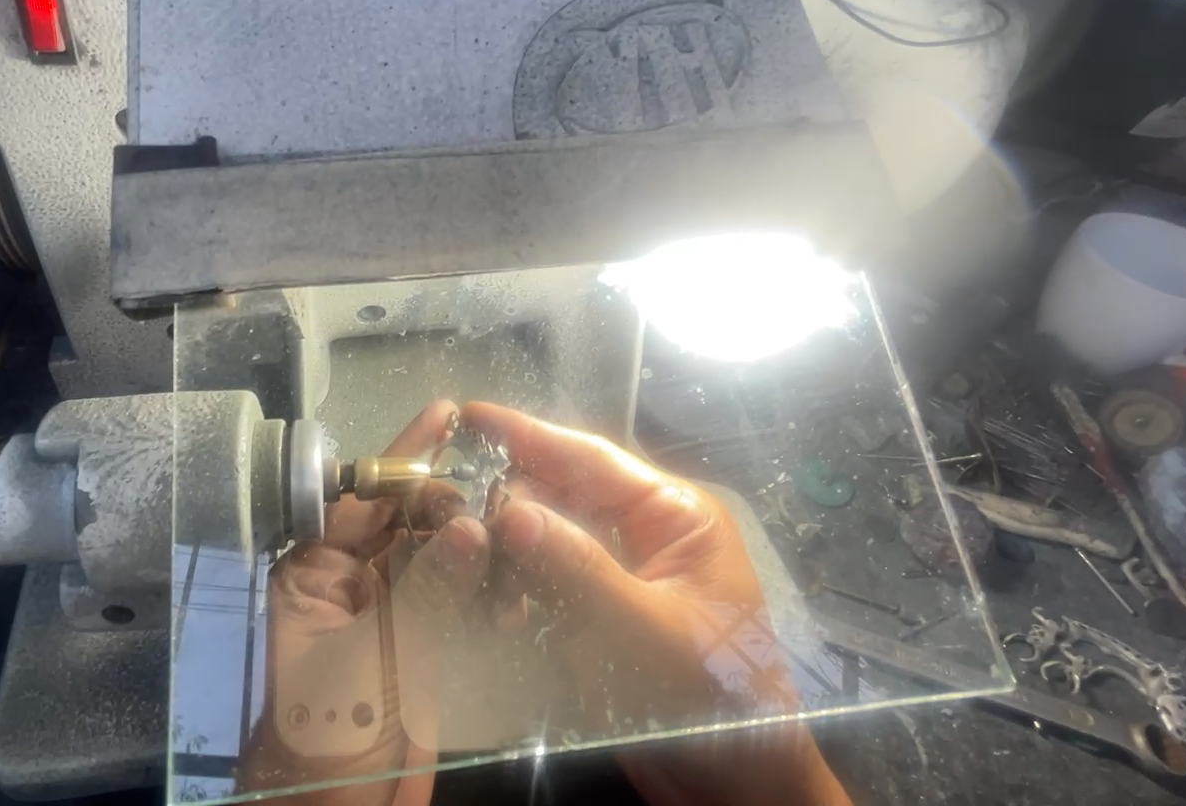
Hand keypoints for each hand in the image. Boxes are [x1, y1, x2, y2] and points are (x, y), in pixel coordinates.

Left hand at [238, 402, 489, 805]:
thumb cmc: (330, 735)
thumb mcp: (371, 657)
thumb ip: (423, 591)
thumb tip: (470, 527)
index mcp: (318, 569)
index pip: (362, 495)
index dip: (404, 454)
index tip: (445, 415)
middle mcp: (353, 576)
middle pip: (407, 516)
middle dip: (449, 492)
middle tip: (498, 472)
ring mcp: (391, 605)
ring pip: (438, 551)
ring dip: (475, 534)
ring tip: (517, 509)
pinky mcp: (424, 637)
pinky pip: (458, 593)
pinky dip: (487, 581)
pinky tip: (519, 570)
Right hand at [466, 402, 852, 805]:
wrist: (739, 791)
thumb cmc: (711, 702)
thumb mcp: (645, 632)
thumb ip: (578, 569)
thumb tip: (509, 512)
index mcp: (673, 515)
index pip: (590, 457)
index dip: (526, 434)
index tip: (468, 416)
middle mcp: (645, 531)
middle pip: (560, 493)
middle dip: (506, 498)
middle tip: (446, 501)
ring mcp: (620, 571)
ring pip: (547, 537)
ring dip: (507, 549)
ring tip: (462, 556)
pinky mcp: (599, 611)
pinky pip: (547, 580)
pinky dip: (518, 589)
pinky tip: (491, 604)